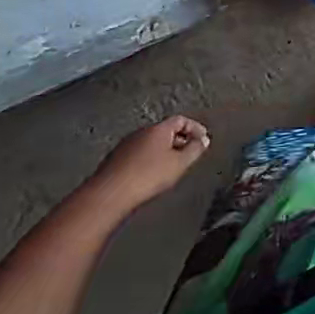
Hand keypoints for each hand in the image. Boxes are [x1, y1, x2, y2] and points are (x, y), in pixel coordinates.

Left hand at [92, 116, 210, 212]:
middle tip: (191, 152)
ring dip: (165, 150)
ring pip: (151, 142)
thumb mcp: (180, 163)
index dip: (195, 128)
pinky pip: (139, 153)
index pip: (181, 120)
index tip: (203, 138)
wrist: (111, 193)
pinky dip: (150, 159)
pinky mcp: (116, 159)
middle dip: (180, 140)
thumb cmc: (147, 176)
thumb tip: (203, 140)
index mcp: (158, 129)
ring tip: (173, 166)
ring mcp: (126, 145)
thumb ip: (195, 150)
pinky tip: (152, 174)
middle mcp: (141, 132)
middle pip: (165, 130)